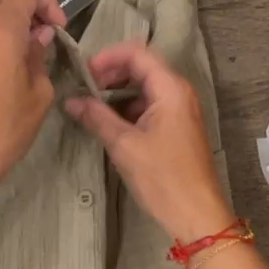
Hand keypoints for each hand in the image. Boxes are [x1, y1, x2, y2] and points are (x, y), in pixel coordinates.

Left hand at [0, 0, 66, 190]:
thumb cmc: (3, 131)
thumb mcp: (38, 95)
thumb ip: (39, 57)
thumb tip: (37, 38)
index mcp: (1, 32)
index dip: (47, 1)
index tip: (57, 29)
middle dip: (26, 5)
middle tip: (41, 34)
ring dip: (6, 22)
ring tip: (21, 55)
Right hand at [64, 41, 234, 241]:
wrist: (197, 216)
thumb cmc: (163, 178)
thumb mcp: (124, 145)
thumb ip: (97, 117)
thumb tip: (71, 100)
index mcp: (170, 88)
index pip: (136, 53)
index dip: (107, 57)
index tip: (83, 72)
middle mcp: (179, 91)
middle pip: (141, 67)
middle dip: (111, 74)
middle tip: (84, 90)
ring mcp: (180, 108)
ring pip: (145, 86)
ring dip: (118, 92)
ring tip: (92, 106)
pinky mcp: (178, 125)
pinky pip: (150, 104)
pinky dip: (129, 107)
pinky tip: (110, 122)